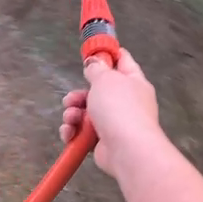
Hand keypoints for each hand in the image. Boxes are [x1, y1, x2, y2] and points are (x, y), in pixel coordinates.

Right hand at [60, 49, 164, 177]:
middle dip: (78, 95)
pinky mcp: (103, 142)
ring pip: (86, 113)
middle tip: (70, 99)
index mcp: (133, 82)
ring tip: (70, 118)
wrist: (126, 149)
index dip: (107, 54)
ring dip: (72, 114)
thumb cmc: (119, 107)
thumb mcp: (105, 79)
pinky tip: (69, 133)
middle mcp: (126, 102)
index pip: (122, 60)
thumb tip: (95, 63)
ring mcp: (115, 123)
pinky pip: (83, 132)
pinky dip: (73, 132)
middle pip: (97, 91)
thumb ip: (97, 68)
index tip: (90, 53)